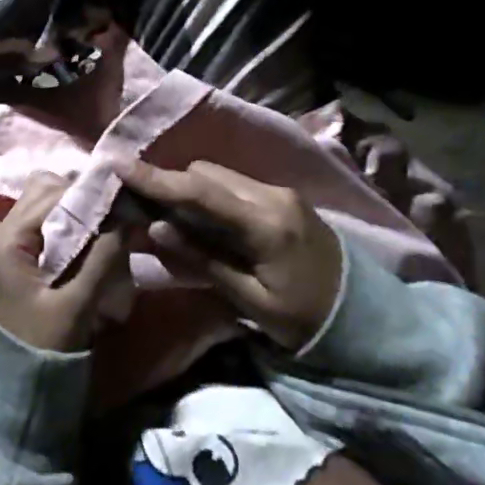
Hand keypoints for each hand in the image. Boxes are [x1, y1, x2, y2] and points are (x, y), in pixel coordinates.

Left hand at [0, 171, 132, 351]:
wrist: (13, 384)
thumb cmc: (42, 345)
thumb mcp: (76, 304)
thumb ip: (102, 259)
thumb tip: (128, 218)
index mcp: (7, 239)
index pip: (51, 194)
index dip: (87, 192)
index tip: (121, 197)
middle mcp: (0, 231)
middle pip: (45, 191)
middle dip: (82, 196)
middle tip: (115, 210)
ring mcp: (5, 240)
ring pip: (44, 202)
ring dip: (75, 206)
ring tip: (106, 221)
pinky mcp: (14, 251)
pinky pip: (42, 220)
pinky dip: (67, 220)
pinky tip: (90, 235)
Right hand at [119, 160, 342, 349]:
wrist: (363, 316)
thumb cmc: (305, 319)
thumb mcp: (252, 301)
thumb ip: (204, 260)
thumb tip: (157, 227)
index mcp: (266, 223)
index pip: (201, 191)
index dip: (157, 178)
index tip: (120, 165)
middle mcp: (272, 195)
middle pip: (207, 173)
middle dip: (171, 184)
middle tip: (142, 207)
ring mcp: (279, 192)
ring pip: (219, 175)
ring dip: (190, 189)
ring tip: (169, 217)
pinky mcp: (282, 196)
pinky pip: (234, 185)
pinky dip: (210, 195)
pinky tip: (202, 221)